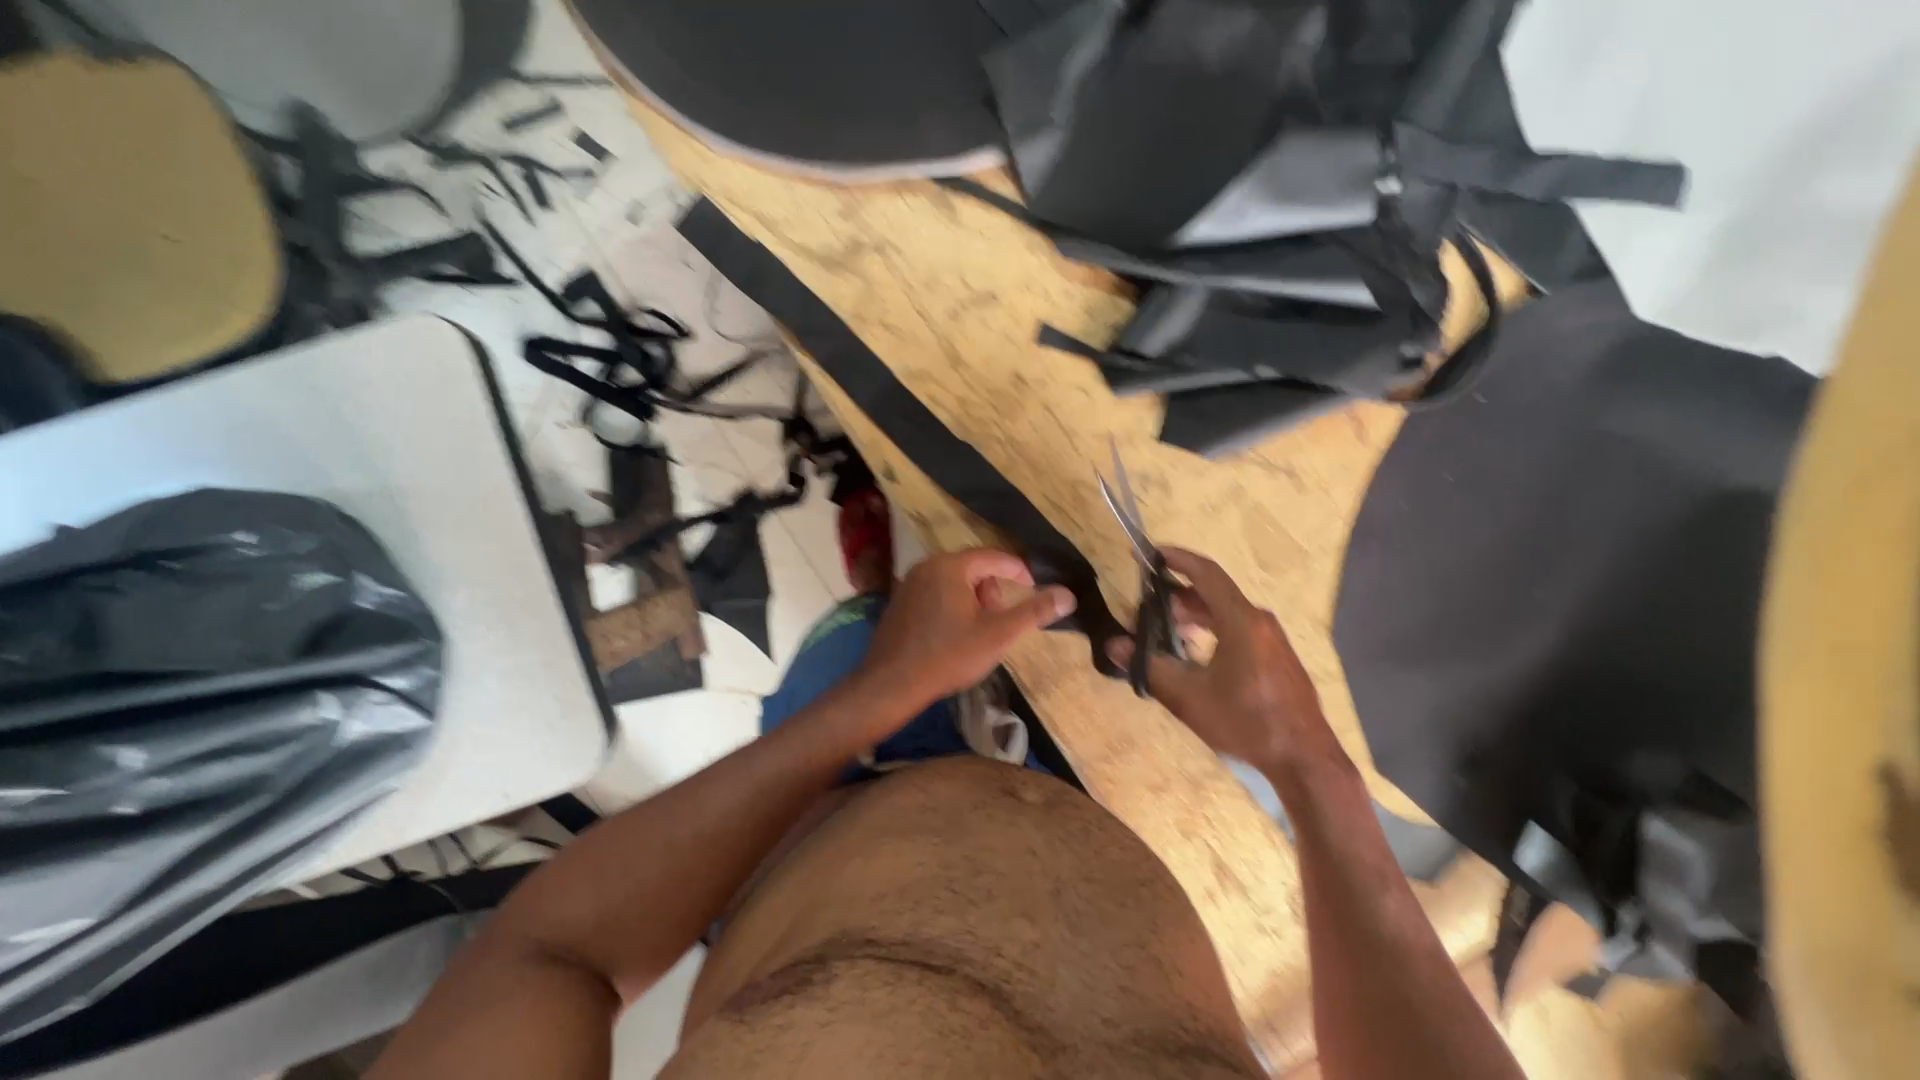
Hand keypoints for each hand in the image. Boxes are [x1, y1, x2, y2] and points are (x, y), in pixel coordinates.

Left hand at [855, 548, 1075, 715]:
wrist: (892, 684)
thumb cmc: (949, 656)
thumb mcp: (998, 635)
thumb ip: (1034, 612)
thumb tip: (1069, 594)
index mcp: (951, 566)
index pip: (995, 557)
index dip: (1020, 572)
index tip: (1035, 589)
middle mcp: (927, 566)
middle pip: (974, 569)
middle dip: (993, 592)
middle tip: (1000, 622)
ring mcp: (909, 584)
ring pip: (954, 583)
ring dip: (973, 602)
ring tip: (978, 633)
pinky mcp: (899, 604)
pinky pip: (935, 595)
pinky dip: (952, 608)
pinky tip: (952, 638)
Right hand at [1108, 548, 1345, 775]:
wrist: (1304, 758)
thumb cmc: (1246, 723)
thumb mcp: (1189, 697)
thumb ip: (1149, 668)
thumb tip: (1114, 645)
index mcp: (1241, 620)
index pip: (1205, 573)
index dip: (1175, 559)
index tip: (1148, 554)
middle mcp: (1260, 621)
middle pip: (1214, 593)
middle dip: (1177, 594)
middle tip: (1145, 605)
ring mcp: (1273, 639)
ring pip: (1227, 613)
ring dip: (1194, 615)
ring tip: (1165, 630)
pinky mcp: (1277, 658)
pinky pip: (1240, 629)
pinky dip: (1213, 629)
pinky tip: (1195, 653)